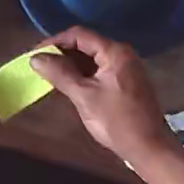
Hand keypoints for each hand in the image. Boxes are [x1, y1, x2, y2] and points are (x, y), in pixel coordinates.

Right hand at [30, 27, 175, 165]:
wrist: (148, 148)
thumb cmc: (116, 120)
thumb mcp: (83, 95)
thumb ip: (59, 73)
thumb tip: (35, 58)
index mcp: (115, 53)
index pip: (79, 35)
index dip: (54, 41)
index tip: (35, 54)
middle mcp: (122, 55)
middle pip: (86, 44)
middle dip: (61, 52)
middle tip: (39, 64)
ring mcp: (125, 68)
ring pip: (91, 57)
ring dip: (69, 63)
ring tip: (49, 74)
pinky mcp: (125, 81)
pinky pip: (98, 69)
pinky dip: (81, 72)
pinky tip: (67, 82)